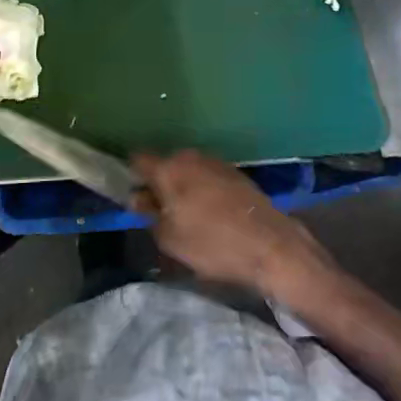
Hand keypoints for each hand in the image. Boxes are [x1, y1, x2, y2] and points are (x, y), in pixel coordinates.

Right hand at [132, 149, 336, 298]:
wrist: (269, 244)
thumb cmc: (212, 244)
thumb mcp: (170, 238)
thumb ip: (149, 214)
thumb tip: (139, 198)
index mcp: (168, 169)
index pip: (138, 159)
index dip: (131, 175)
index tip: (133, 194)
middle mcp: (189, 156)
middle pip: (164, 164)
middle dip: (159, 183)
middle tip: (160, 212)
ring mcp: (214, 161)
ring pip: (187, 170)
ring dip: (183, 186)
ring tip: (188, 216)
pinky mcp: (234, 171)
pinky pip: (207, 176)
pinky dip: (203, 189)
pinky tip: (211, 213)